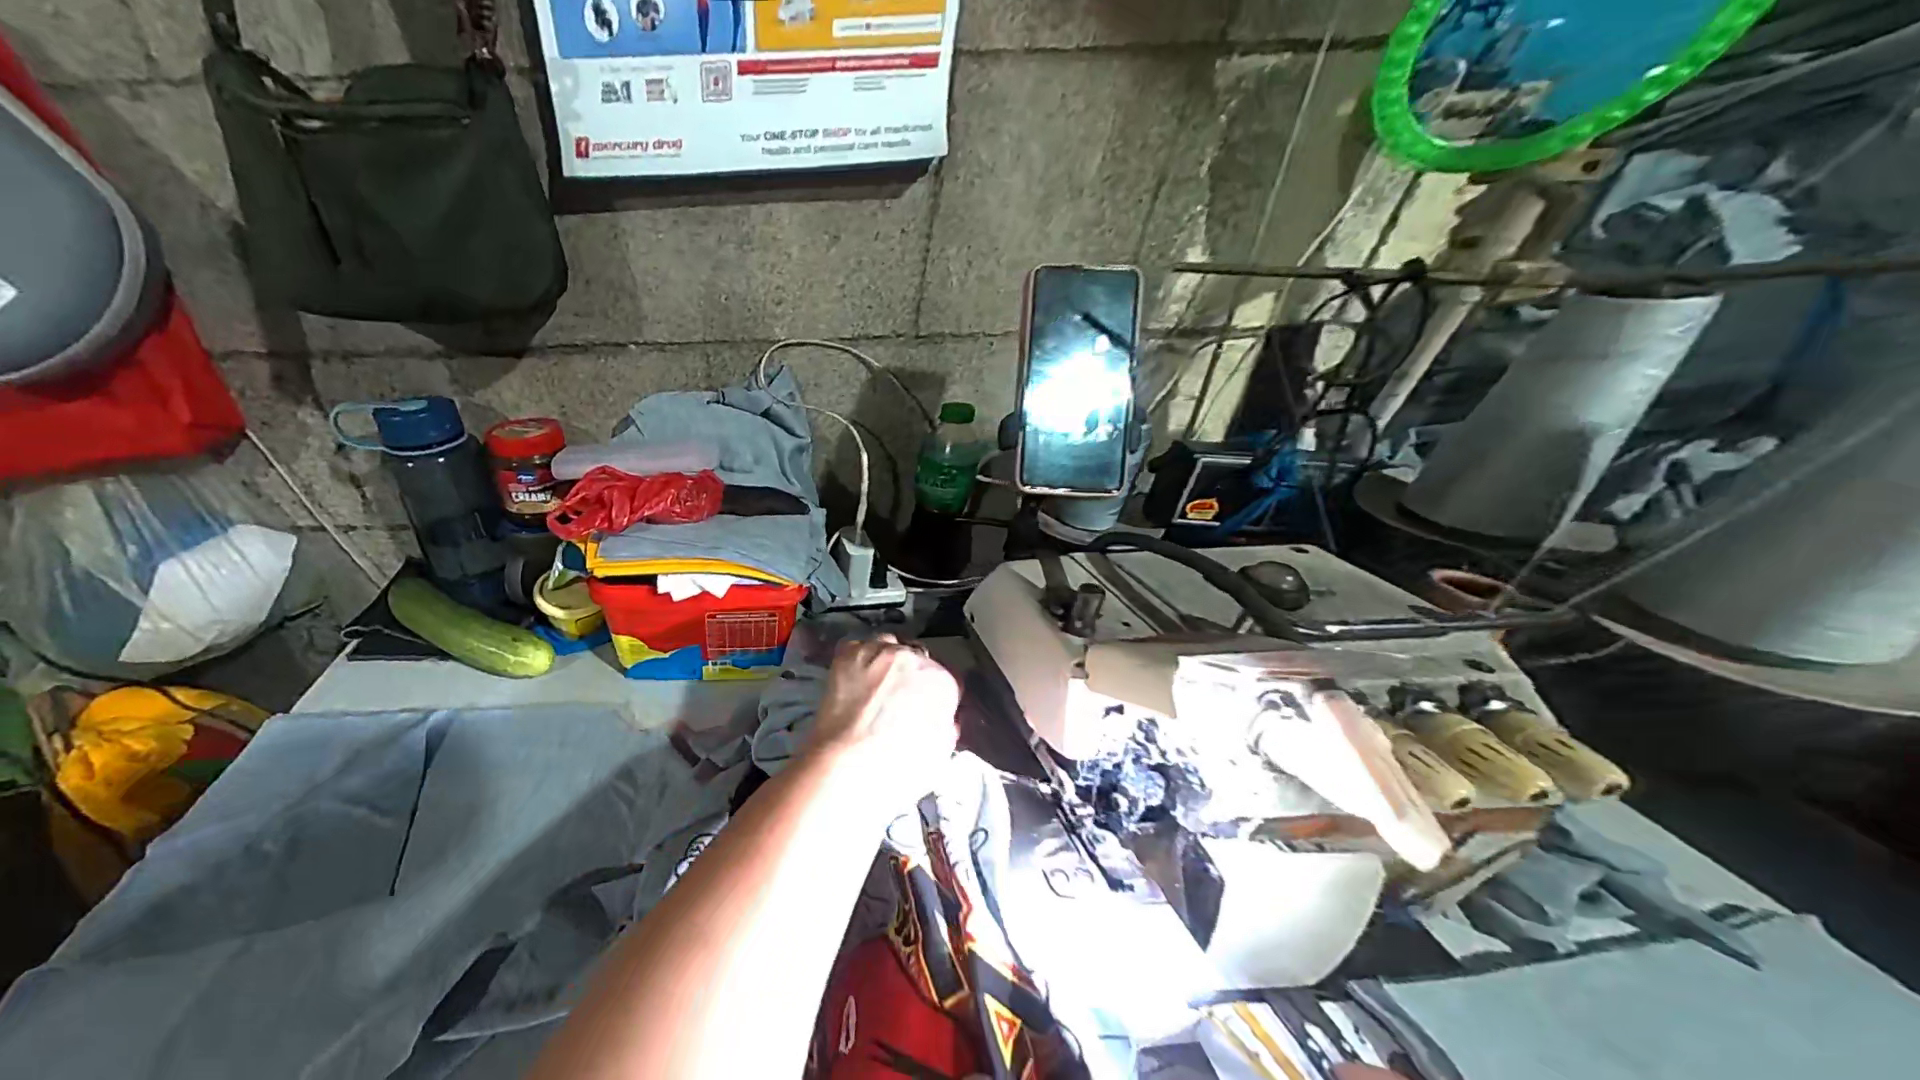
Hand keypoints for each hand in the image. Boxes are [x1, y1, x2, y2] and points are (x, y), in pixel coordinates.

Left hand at [805, 634, 959, 804]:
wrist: (847, 767)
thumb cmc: (896, 768)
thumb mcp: (941, 754)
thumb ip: (947, 727)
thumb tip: (945, 721)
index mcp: (943, 681)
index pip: (949, 678)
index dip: (938, 693)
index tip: (928, 704)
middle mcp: (914, 658)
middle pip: (918, 658)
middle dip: (912, 676)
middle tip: (897, 701)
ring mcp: (880, 652)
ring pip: (888, 647)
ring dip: (886, 663)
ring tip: (874, 689)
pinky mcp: (849, 654)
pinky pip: (859, 649)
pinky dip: (859, 662)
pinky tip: (854, 684)